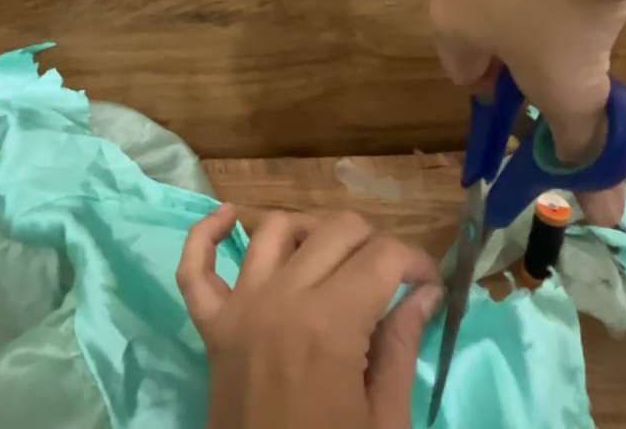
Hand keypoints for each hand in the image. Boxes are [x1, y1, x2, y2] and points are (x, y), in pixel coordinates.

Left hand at [177, 206, 441, 428]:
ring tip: (336, 254)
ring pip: (274, 229)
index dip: (416, 261)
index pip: (383, 257)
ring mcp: (240, 309)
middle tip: (391, 277)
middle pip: (335, 230)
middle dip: (374, 242)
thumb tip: (424, 291)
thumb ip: (402, 346)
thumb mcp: (385, 421)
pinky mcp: (212, 328)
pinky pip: (195, 268)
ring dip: (311, 230)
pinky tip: (229, 216)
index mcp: (331, 325)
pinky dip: (207, 235)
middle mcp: (282, 300)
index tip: (430, 283)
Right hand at [429, 0, 625, 225]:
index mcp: (452, 21)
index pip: (462, 71)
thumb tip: (603, 215)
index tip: (534, 106)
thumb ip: (582, 150)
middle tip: (558, 56)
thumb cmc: (560, 15)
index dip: (498, 96)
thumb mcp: (573, 90)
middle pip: (476, 16)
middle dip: (509, 40)